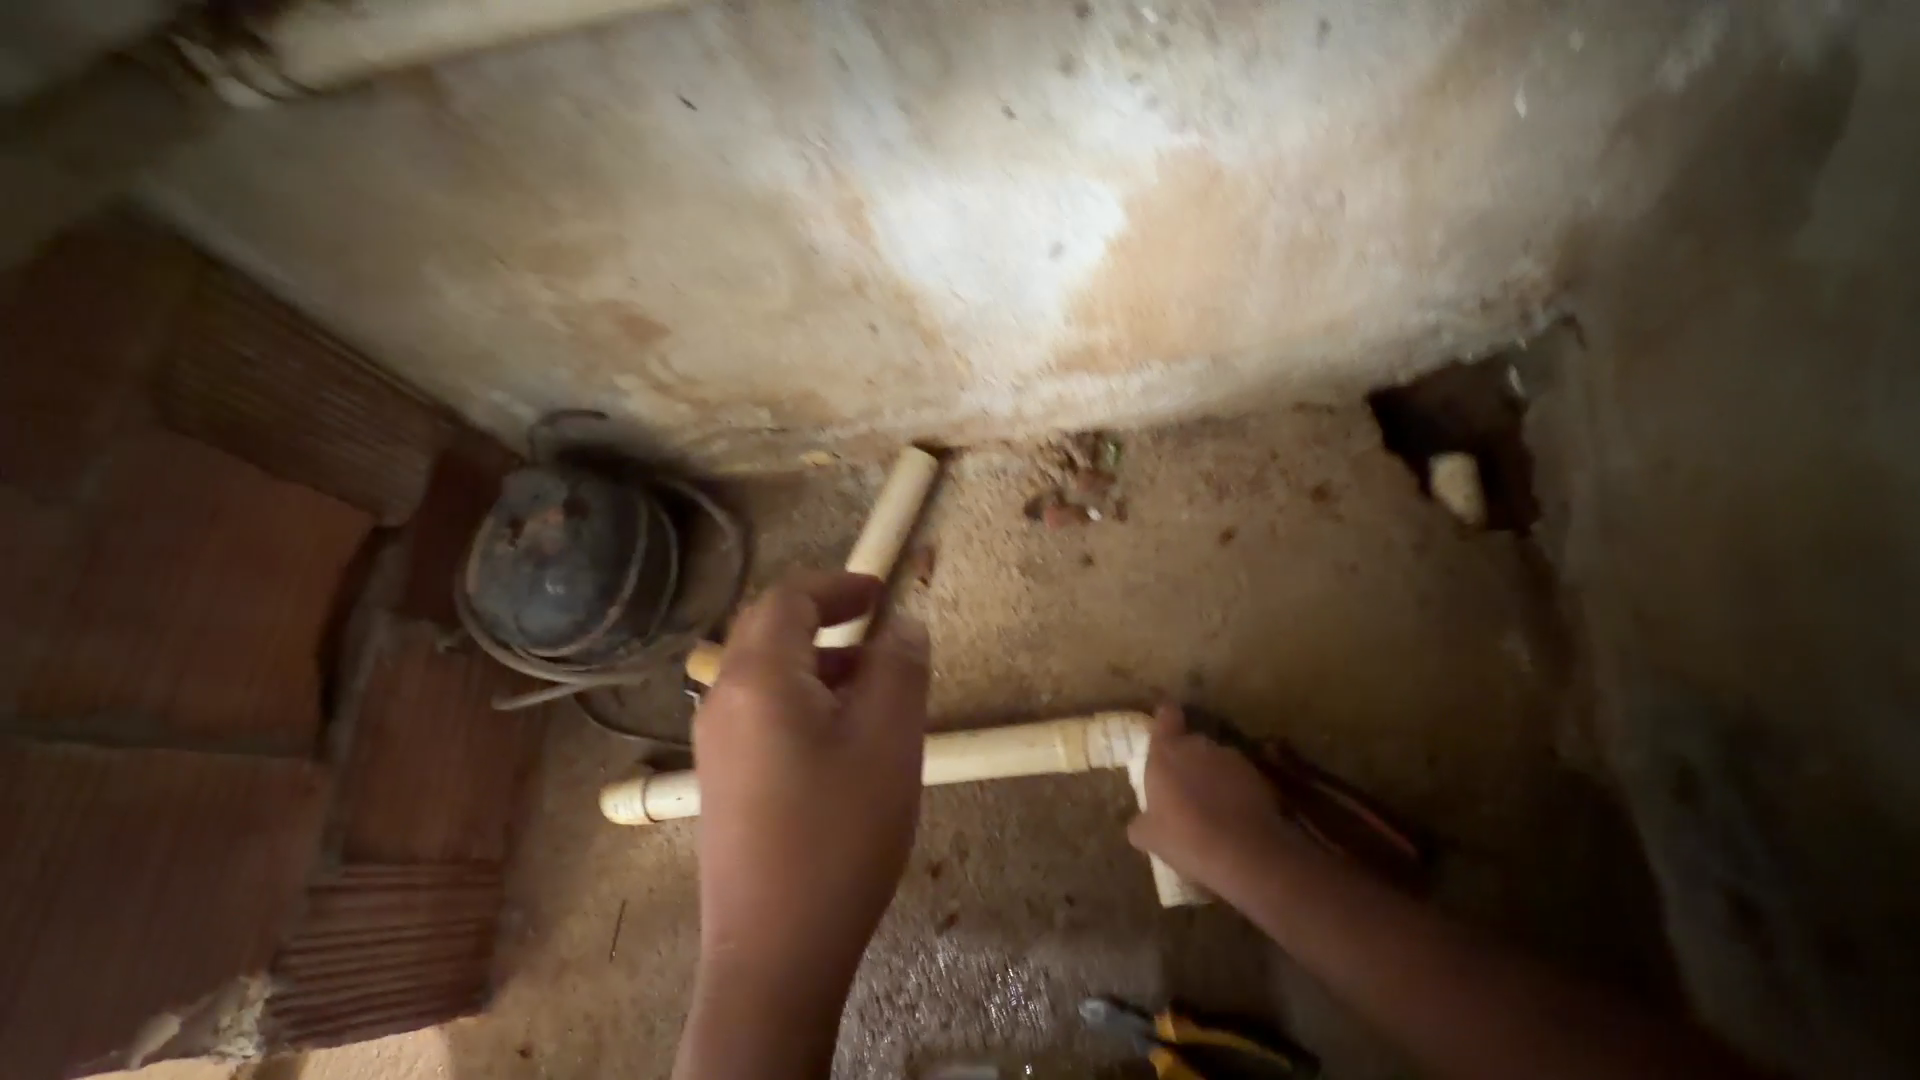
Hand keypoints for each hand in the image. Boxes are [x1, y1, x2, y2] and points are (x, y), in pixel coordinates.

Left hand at [691, 570, 930, 985]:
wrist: (775, 949)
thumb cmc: (838, 833)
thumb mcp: (888, 740)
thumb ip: (899, 667)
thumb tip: (903, 625)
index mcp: (756, 677)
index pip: (789, 599)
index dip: (838, 585)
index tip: (882, 591)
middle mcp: (722, 700)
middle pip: (766, 631)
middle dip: (823, 619)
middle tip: (875, 630)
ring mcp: (714, 744)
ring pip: (763, 674)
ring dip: (815, 663)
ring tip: (871, 689)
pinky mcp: (721, 781)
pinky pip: (759, 712)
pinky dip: (800, 699)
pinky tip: (840, 740)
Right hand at [1127, 704, 1300, 894]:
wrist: (1244, 852)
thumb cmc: (1185, 837)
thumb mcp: (1150, 837)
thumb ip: (1140, 824)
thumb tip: (1137, 824)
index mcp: (1166, 752)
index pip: (1166, 716)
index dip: (1166, 718)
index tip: (1165, 727)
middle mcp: (1198, 745)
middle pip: (1191, 741)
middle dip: (1188, 759)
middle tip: (1184, 789)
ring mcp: (1231, 758)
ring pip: (1216, 760)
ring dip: (1212, 776)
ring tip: (1211, 807)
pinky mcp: (1257, 776)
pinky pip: (1238, 778)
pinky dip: (1234, 791)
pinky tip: (1232, 817)